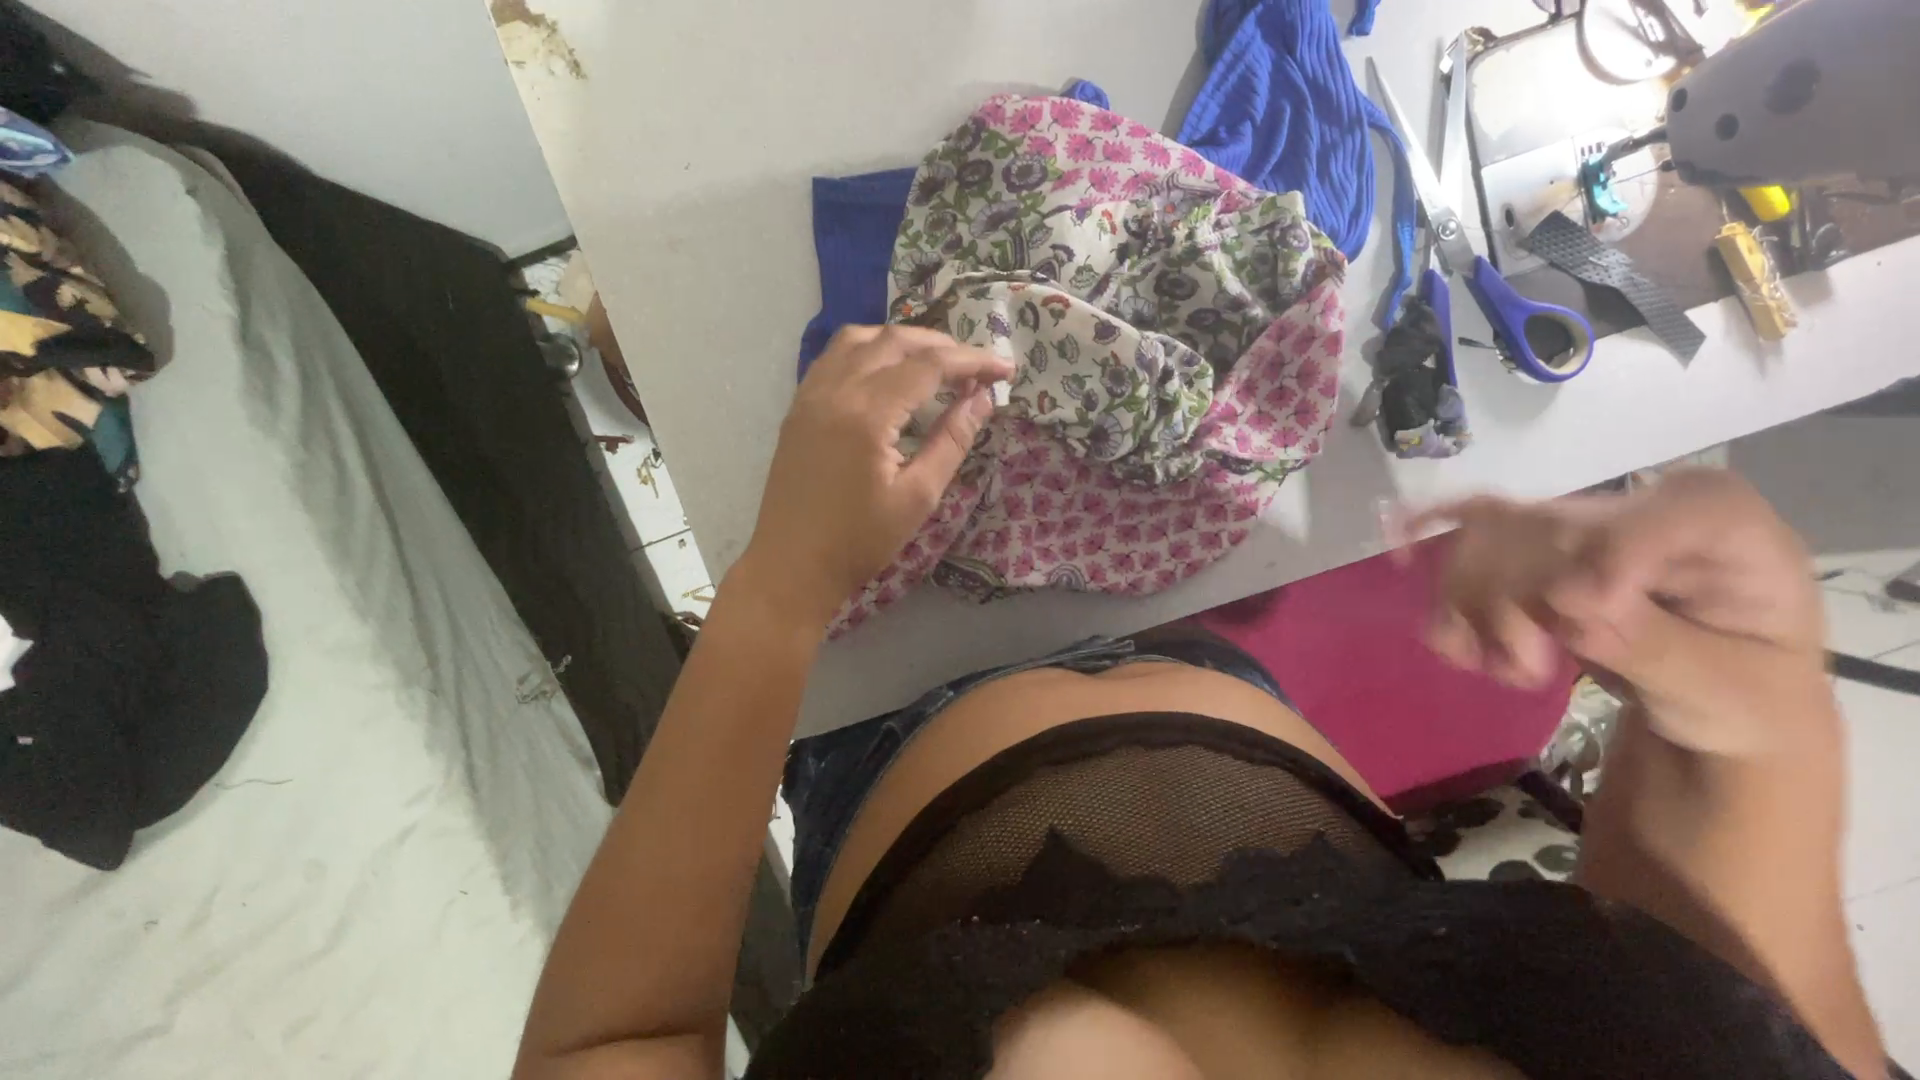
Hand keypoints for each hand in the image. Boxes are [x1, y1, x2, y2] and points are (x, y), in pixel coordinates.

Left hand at [730, 325, 1012, 628]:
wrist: (792, 566)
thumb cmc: (859, 541)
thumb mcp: (918, 496)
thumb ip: (952, 440)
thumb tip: (983, 398)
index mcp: (867, 414)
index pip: (928, 365)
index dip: (972, 360)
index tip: (1004, 368)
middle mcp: (835, 391)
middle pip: (894, 341)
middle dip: (941, 344)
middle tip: (976, 366)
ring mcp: (810, 396)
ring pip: (859, 339)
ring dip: (901, 340)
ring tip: (935, 361)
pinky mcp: (798, 408)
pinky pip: (834, 358)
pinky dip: (867, 351)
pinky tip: (886, 372)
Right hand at [1415, 469, 1829, 754]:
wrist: (1711, 713)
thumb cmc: (1744, 701)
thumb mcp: (1724, 691)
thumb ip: (1652, 646)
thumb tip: (1566, 605)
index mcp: (1731, 533)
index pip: (1683, 512)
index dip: (1624, 550)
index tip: (1578, 612)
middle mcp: (1648, 510)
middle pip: (1557, 524)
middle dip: (1516, 598)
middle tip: (1524, 670)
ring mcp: (1586, 528)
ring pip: (1497, 538)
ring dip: (1473, 604)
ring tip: (1499, 669)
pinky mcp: (1538, 553)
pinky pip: (1474, 539)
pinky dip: (1439, 565)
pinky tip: (1419, 588)